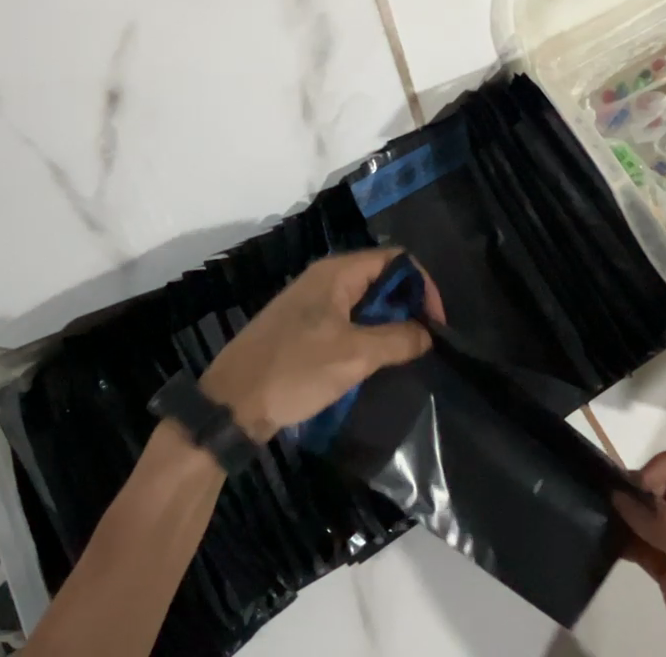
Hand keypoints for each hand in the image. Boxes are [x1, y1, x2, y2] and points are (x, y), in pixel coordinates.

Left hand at [198, 248, 442, 441]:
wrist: (230, 406)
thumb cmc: (294, 371)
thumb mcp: (355, 356)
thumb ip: (398, 339)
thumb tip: (429, 334)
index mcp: (336, 273)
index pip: (396, 260)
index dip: (423, 285)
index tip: (436, 323)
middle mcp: (324, 280)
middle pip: (381, 279)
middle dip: (407, 306)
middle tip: (424, 341)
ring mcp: (311, 304)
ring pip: (364, 303)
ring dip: (388, 324)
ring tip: (404, 354)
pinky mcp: (302, 328)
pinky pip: (346, 321)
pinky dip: (366, 336)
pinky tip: (374, 362)